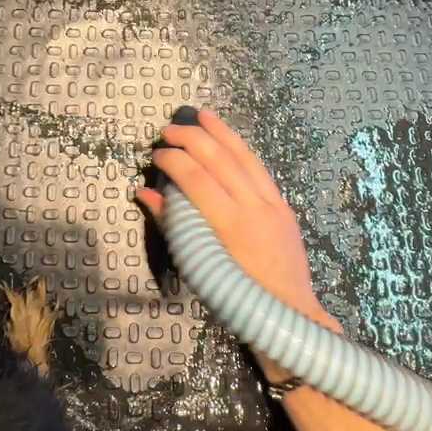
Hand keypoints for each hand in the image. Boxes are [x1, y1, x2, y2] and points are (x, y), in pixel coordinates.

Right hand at [137, 109, 343, 381]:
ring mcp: (272, 203)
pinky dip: (240, 147)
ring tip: (199, 115)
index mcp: (231, 227)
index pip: (197, 179)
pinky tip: (227, 137)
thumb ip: (173, 225)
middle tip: (169, 130)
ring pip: (243, 156)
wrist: (288, 315)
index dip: (174, 161)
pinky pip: (259, 167)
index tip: (157, 154)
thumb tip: (144, 193)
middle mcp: (254, 208)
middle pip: (219, 160)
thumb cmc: (236, 298)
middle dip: (192, 139)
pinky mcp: (283, 203)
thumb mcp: (199, 267)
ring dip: (219, 132)